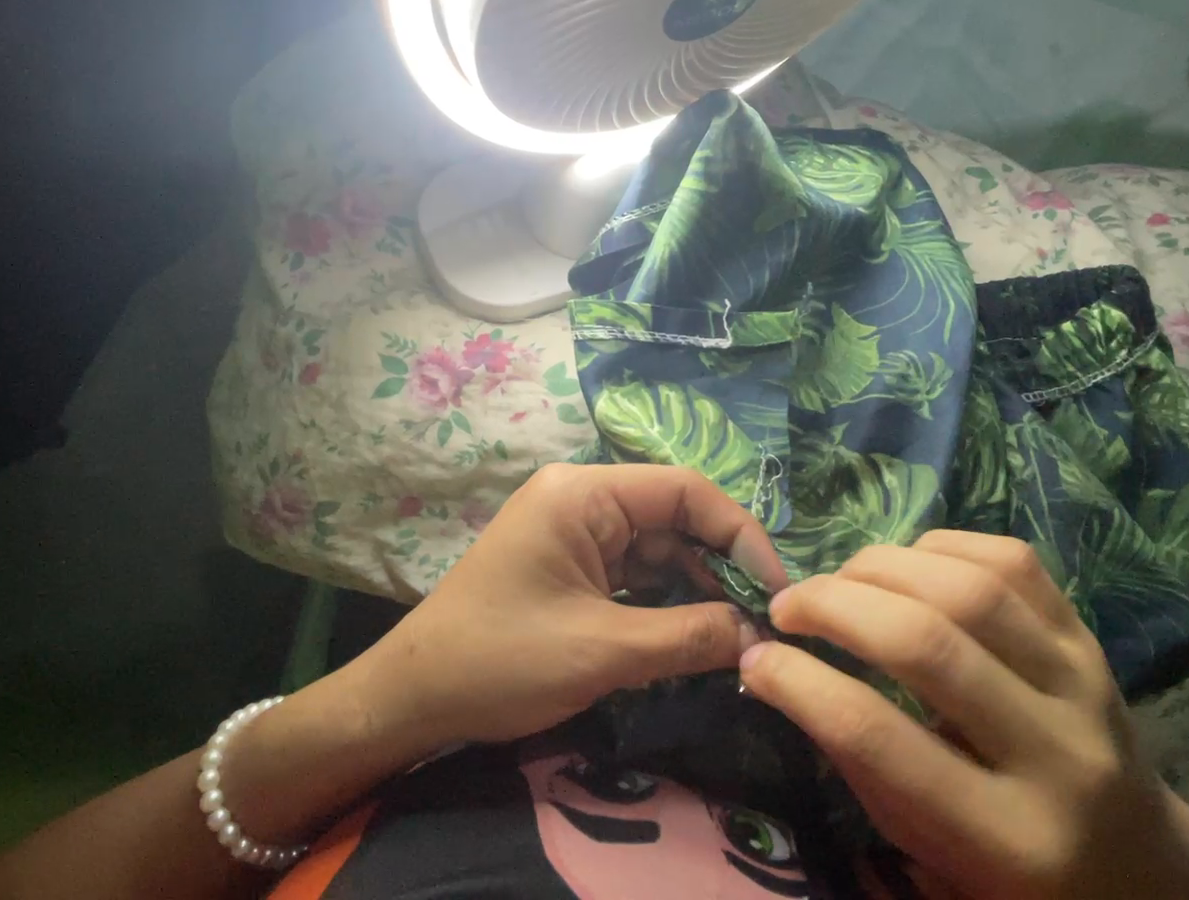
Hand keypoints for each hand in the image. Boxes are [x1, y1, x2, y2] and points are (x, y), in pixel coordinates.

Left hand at [348, 463, 790, 750]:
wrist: (412, 699)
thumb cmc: (500, 662)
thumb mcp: (603, 651)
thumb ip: (690, 637)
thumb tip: (762, 636)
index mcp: (583, 493)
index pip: (685, 490)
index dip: (739, 534)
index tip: (777, 590)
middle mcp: (581, 499)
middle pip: (674, 517)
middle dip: (721, 567)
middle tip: (764, 624)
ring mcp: (574, 532)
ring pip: (657, 548)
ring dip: (697, 588)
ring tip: (740, 635)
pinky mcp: (570, 566)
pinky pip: (633, 573)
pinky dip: (666, 602)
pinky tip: (698, 634)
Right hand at [738, 530, 1188, 899]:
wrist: (1138, 863)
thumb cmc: (1008, 868)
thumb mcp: (923, 842)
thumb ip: (855, 758)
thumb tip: (773, 667)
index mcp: (1007, 837)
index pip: (878, 737)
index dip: (799, 683)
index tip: (755, 657)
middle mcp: (1057, 755)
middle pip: (926, 644)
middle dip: (833, 607)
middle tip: (786, 606)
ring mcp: (1085, 685)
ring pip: (969, 589)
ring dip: (879, 568)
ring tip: (839, 581)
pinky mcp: (1091, 638)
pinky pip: (1011, 560)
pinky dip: (938, 546)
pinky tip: (903, 565)